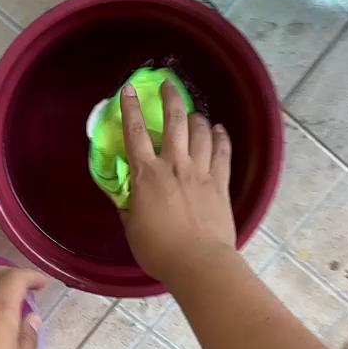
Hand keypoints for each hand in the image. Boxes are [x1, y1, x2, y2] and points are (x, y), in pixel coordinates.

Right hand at [119, 79, 238, 282]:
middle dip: (170, 98)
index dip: (130, 109)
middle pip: (175, 120)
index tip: (129, 90)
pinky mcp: (221, 182)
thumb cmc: (158, 250)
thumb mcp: (132, 228)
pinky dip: (220, 137)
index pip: (135, 133)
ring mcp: (201, 171)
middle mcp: (174, 165)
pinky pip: (223, 151)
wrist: (198, 262)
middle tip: (168, 86)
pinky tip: (219, 130)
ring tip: (193, 113)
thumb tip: (124, 195)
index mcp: (147, 175)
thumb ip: (128, 206)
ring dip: (197, 117)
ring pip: (201, 131)